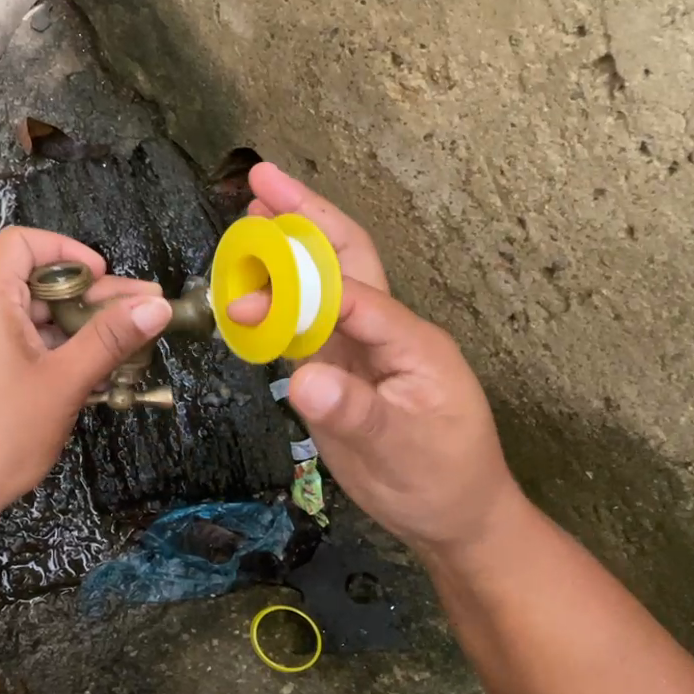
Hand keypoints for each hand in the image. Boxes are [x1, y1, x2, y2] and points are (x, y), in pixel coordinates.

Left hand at [0, 227, 172, 525]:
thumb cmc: (2, 435)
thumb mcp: (64, 382)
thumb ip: (110, 338)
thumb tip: (158, 305)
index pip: (21, 243)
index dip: (65, 249)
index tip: (102, 279)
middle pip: (32, 281)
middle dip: (87, 295)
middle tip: (138, 314)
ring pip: (30, 317)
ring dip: (75, 327)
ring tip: (124, 347)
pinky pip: (18, 344)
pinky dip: (53, 350)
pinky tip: (91, 373)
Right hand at [224, 164, 519, 551]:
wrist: (453, 514)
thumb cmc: (436, 480)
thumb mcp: (398, 451)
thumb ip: (353, 412)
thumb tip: (300, 381)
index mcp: (409, 341)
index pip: (350, 297)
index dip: (294, 291)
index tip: (240, 301)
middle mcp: (386, 329)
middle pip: (346, 257)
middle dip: (306, 215)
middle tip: (261, 178)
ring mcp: (363, 345)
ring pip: (326, 279)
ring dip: (289, 243)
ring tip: (252, 210)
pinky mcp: (342, 364)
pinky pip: (306, 316)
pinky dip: (277, 290)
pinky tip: (251, 279)